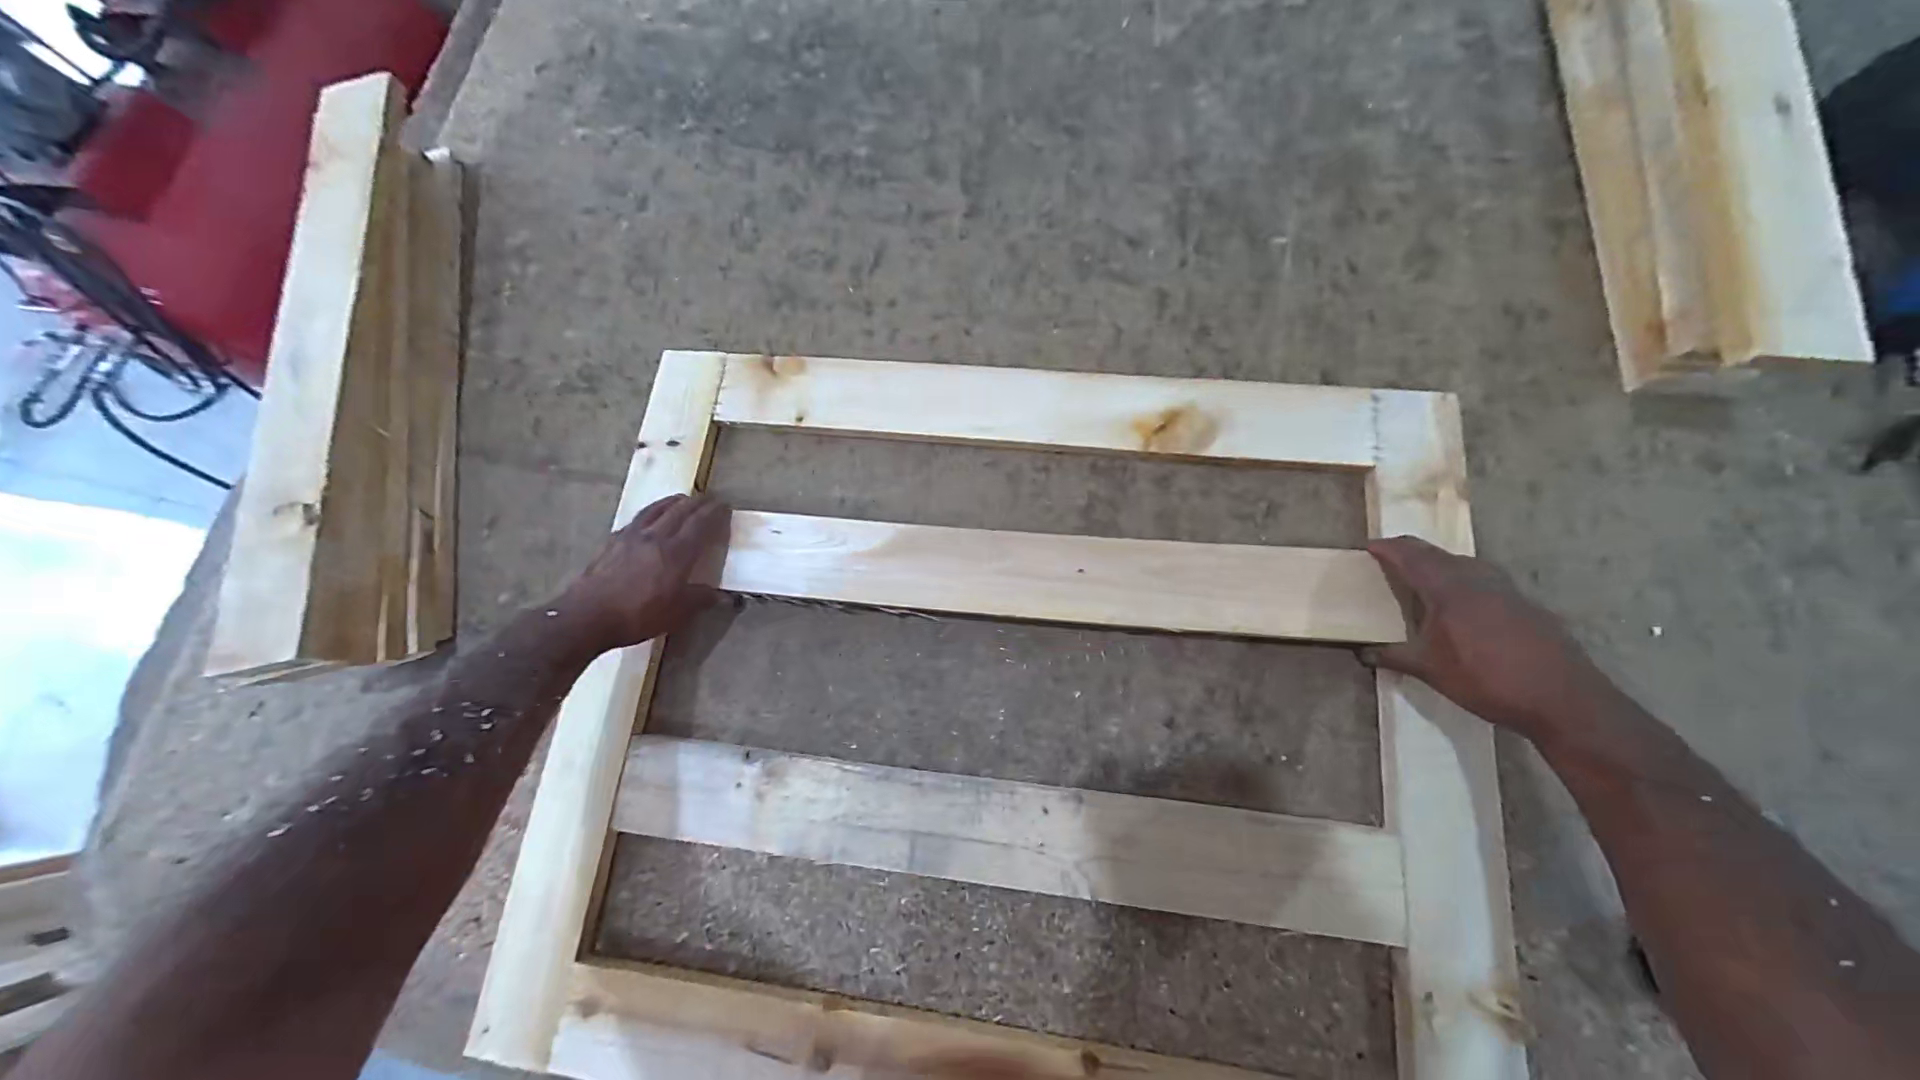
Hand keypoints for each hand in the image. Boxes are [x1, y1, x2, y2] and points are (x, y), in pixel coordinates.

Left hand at [550, 494, 730, 651]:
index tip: (724, 505)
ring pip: (655, 509)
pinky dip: (650, 514)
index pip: (700, 524)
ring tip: (681, 499)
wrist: (587, 616)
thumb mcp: (677, 613)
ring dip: (672, 501)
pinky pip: (636, 520)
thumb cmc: (638, 615)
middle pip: (679, 510)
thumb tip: (723, 596)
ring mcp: (630, 536)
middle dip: (696, 502)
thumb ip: (701, 599)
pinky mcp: (612, 542)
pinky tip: (649, 520)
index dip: (714, 513)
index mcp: (676, 552)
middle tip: (708, 499)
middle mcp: (655, 537)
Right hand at [1362, 536, 1614, 741]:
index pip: (1411, 555)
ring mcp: (1506, 590)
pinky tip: (1461, 604)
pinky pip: (1485, 580)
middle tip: (1390, 557)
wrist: (1563, 699)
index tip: (1368, 545)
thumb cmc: (1485, 679)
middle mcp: (1477, 579)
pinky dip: (1463, 580)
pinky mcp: (1525, 604)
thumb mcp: (1430, 670)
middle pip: (1437, 554)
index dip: (1388, 547)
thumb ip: (1393, 656)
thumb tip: (1362, 654)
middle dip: (1411, 552)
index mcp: (1448, 588)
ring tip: (1422, 577)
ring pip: (1465, 564)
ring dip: (1439, 563)